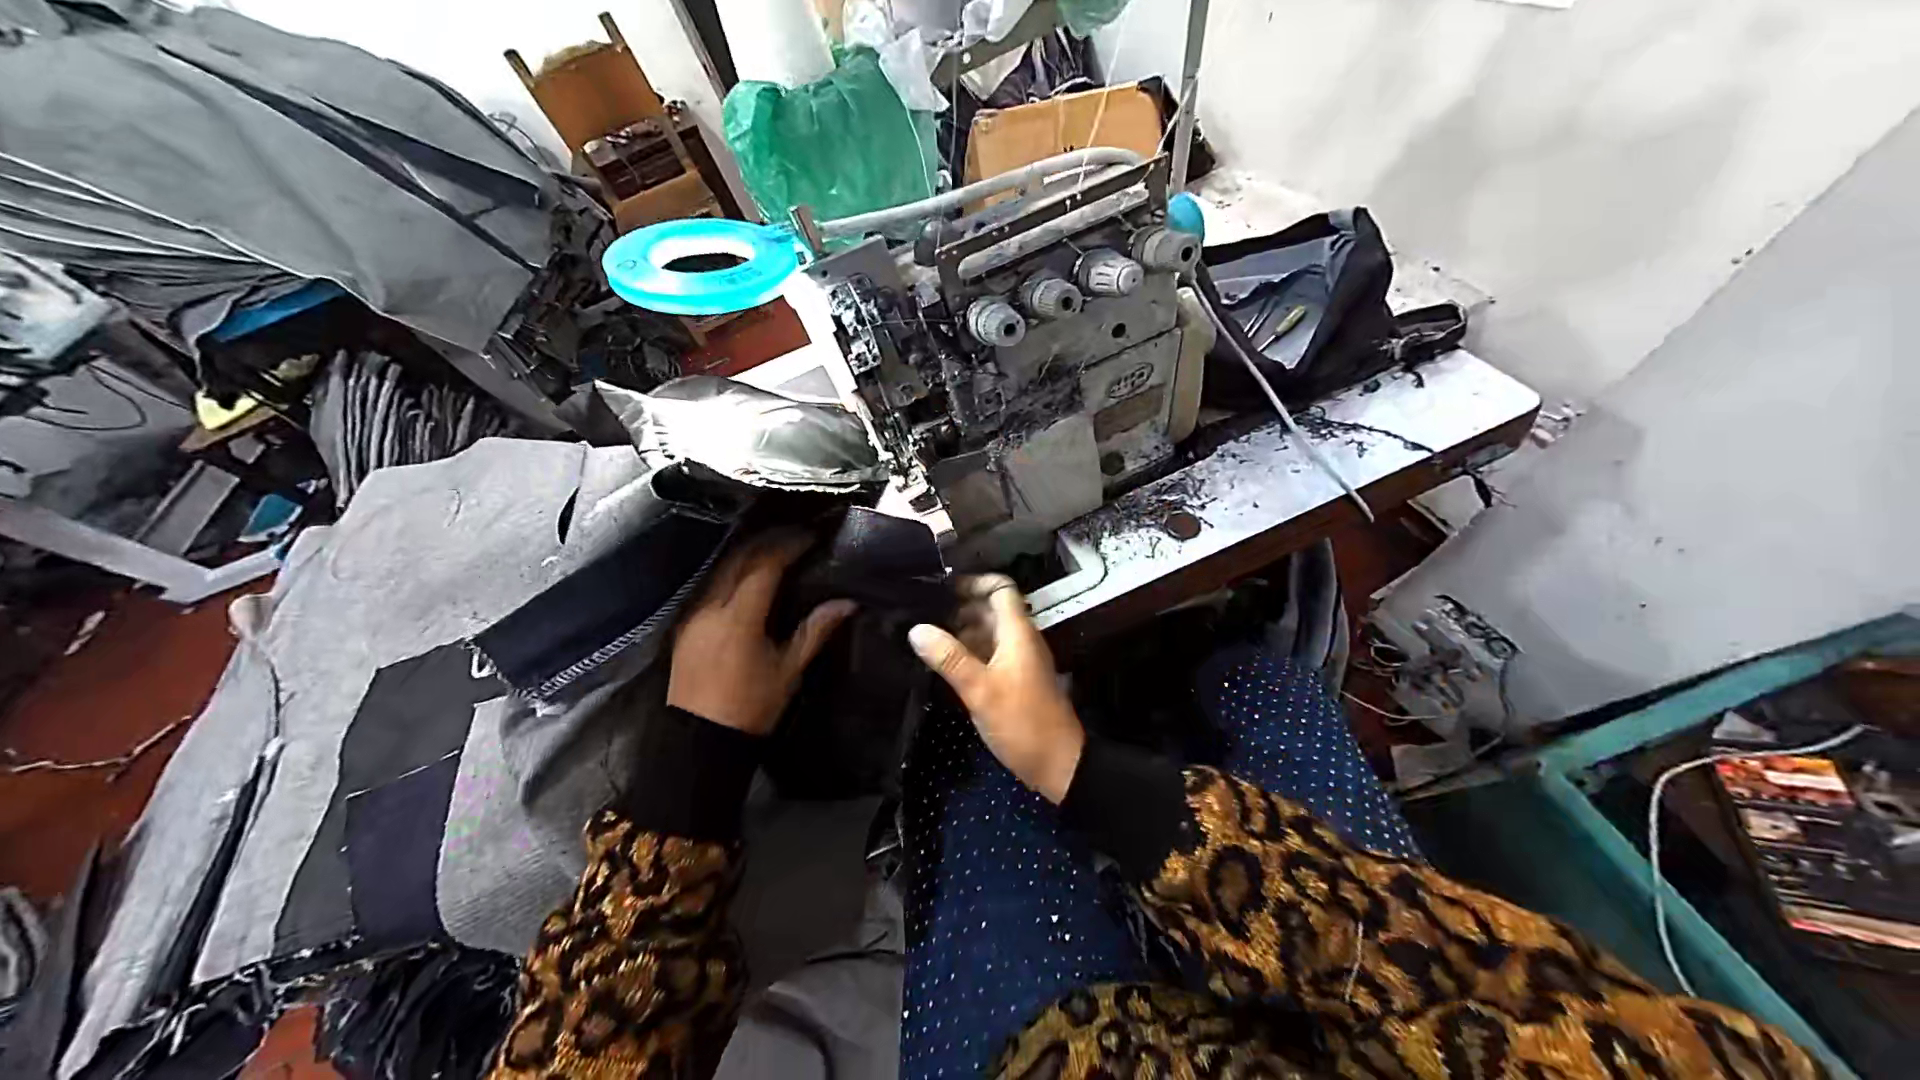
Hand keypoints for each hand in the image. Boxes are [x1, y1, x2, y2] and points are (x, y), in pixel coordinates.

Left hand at [667, 531, 856, 734]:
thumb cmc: (751, 707)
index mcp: (738, 618)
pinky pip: (709, 584)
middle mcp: (710, 608)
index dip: (788, 545)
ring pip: (721, 568)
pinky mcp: (684, 625)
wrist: (700, 739)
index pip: (764, 566)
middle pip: (739, 559)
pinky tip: (748, 575)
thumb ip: (815, 631)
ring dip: (748, 553)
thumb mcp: (788, 669)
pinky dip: (732, 571)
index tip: (810, 536)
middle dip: (768, 541)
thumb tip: (846, 603)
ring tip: (776, 548)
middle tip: (795, 535)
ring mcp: (693, 614)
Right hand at [908, 575, 1084, 802]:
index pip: (1000, 588)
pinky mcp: (1012, 680)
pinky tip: (942, 663)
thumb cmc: (1022, 722)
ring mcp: (1017, 660)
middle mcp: (1019, 640)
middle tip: (922, 613)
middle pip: (990, 609)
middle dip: (958, 608)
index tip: (941, 590)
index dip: (973, 582)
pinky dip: (967, 653)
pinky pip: (988, 655)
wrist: (1057, 764)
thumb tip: (916, 629)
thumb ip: (949, 658)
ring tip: (925, 636)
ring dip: (960, 631)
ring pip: (987, 633)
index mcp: (1018, 632)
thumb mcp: (980, 689)